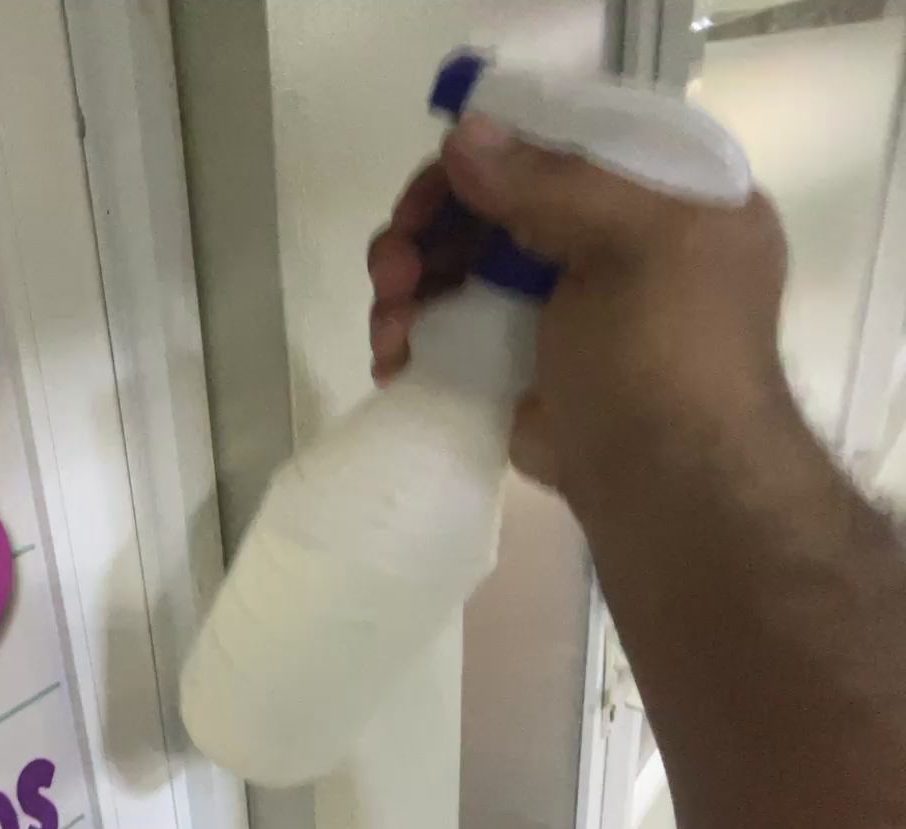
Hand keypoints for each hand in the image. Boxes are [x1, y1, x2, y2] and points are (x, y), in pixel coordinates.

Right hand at [368, 116, 790, 498]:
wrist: (651, 472)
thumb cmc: (660, 353)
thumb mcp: (633, 247)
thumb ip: (551, 185)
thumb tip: (461, 134)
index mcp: (640, 194)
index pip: (539, 149)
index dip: (470, 167)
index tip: (422, 205)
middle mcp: (583, 238)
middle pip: (470, 211)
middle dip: (415, 242)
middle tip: (390, 279)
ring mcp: (532, 299)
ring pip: (439, 268)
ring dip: (398, 295)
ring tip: (389, 337)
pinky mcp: (495, 350)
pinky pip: (432, 323)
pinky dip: (402, 336)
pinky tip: (392, 362)